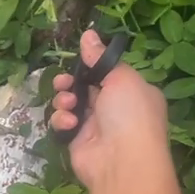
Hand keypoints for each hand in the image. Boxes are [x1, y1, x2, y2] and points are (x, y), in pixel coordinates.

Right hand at [49, 28, 171, 193]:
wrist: (121, 160)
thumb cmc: (129, 113)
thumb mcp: (120, 77)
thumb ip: (100, 58)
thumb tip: (88, 33)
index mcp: (132, 91)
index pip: (107, 73)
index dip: (90, 66)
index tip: (77, 60)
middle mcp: (114, 108)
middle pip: (84, 87)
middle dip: (70, 83)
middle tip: (63, 83)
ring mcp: (94, 125)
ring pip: (70, 104)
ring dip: (64, 101)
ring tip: (68, 105)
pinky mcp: (77, 140)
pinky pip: (63, 124)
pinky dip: (62, 121)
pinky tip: (69, 124)